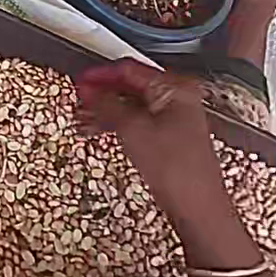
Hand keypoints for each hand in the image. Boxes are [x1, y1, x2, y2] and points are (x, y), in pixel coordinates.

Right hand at [74, 60, 223, 216]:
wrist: (197, 207)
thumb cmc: (175, 168)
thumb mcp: (133, 129)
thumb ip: (107, 104)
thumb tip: (89, 89)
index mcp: (174, 88)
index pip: (129, 69)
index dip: (101, 74)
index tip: (80, 81)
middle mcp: (177, 98)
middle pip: (130, 87)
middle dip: (101, 94)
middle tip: (78, 100)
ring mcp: (174, 118)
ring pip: (131, 106)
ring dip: (105, 111)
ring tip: (82, 118)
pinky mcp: (168, 138)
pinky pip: (137, 122)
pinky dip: (117, 124)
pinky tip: (97, 130)